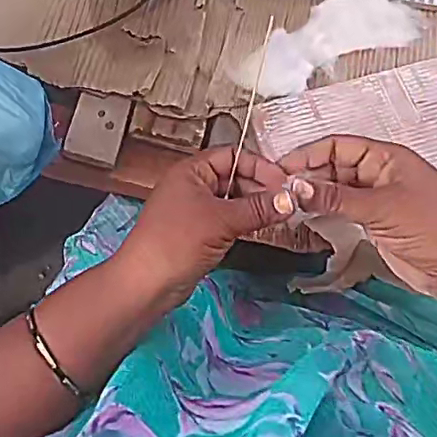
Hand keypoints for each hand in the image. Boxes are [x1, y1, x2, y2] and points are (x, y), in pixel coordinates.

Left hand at [115, 147, 295, 298]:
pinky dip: (244, 220)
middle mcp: (192, 185)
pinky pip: (227, 218)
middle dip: (260, 186)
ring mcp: (194, 208)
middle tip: (286, 200)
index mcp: (191, 170)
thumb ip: (258, 209)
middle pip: (234, 176)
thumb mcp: (222, 220)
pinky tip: (261, 228)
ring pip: (232, 198)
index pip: (232, 155)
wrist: (147, 281)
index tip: (283, 182)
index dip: (259, 165)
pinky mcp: (198, 231)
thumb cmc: (176, 241)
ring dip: (254, 205)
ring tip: (279, 214)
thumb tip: (289, 200)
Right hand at [277, 135, 436, 301]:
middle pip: (333, 166)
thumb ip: (335, 197)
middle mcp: (380, 174)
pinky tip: (308, 217)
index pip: (337, 146)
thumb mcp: (381, 208)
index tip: (283, 169)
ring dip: (314, 195)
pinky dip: (324, 212)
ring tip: (290, 204)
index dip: (308, 155)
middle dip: (307, 176)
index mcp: (387, 158)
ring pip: (335, 189)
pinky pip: (341, 210)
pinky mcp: (375, 223)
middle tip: (282, 190)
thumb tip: (297, 187)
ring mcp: (377, 199)